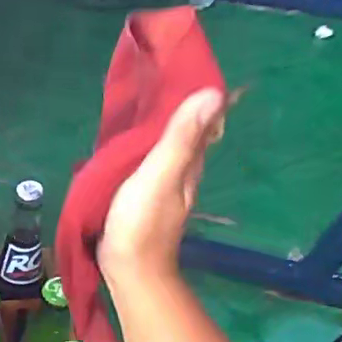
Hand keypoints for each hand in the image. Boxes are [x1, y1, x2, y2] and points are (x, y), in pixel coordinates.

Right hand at [98, 88, 227, 279]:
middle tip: (160, 82)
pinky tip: (128, 148)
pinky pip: (148, 168)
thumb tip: (213, 92)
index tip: (189, 70)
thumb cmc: (140, 224)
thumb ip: (179, 138)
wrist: (129, 272)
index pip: (205, 123)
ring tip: (143, 108)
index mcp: (188, 164)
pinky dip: (143, 153)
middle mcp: (182, 175)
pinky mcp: (143, 203)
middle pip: (187, 136)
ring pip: (167, 152)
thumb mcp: (159, 176)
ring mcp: (163, 191)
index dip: (203, 98)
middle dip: (180, 111)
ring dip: (160, 131)